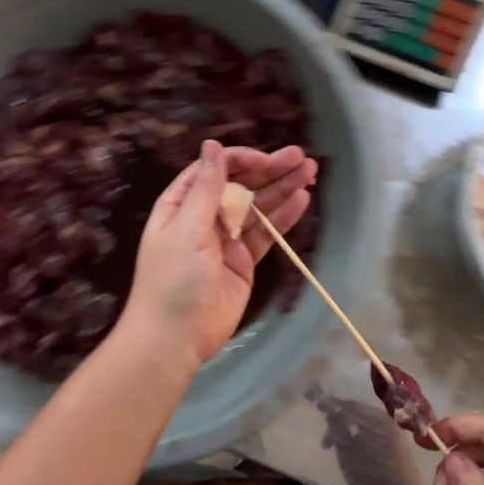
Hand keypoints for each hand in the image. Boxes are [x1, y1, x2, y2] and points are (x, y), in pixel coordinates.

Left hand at [120, 140, 315, 365]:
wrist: (174, 339)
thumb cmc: (173, 280)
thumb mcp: (187, 229)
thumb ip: (206, 188)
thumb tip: (212, 145)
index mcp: (181, 204)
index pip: (214, 170)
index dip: (241, 160)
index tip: (267, 160)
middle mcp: (203, 217)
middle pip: (240, 185)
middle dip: (270, 170)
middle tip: (302, 157)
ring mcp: (225, 239)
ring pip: (257, 207)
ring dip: (282, 189)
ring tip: (310, 171)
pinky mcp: (242, 262)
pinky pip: (265, 233)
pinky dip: (282, 217)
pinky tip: (301, 200)